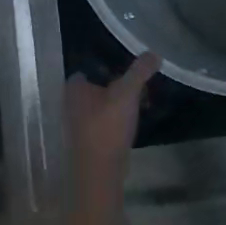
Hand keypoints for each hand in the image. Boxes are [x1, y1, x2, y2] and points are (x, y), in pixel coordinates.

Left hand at [64, 53, 160, 197]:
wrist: (100, 171)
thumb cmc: (107, 127)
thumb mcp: (127, 93)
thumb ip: (140, 71)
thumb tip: (154, 53)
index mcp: (75, 86)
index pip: (92, 64)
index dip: (111, 60)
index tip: (131, 60)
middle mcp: (72, 101)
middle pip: (99, 82)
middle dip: (119, 81)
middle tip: (141, 79)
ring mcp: (79, 121)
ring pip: (103, 101)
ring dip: (120, 99)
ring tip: (143, 96)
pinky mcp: (90, 137)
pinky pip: (106, 118)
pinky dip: (119, 115)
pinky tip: (135, 117)